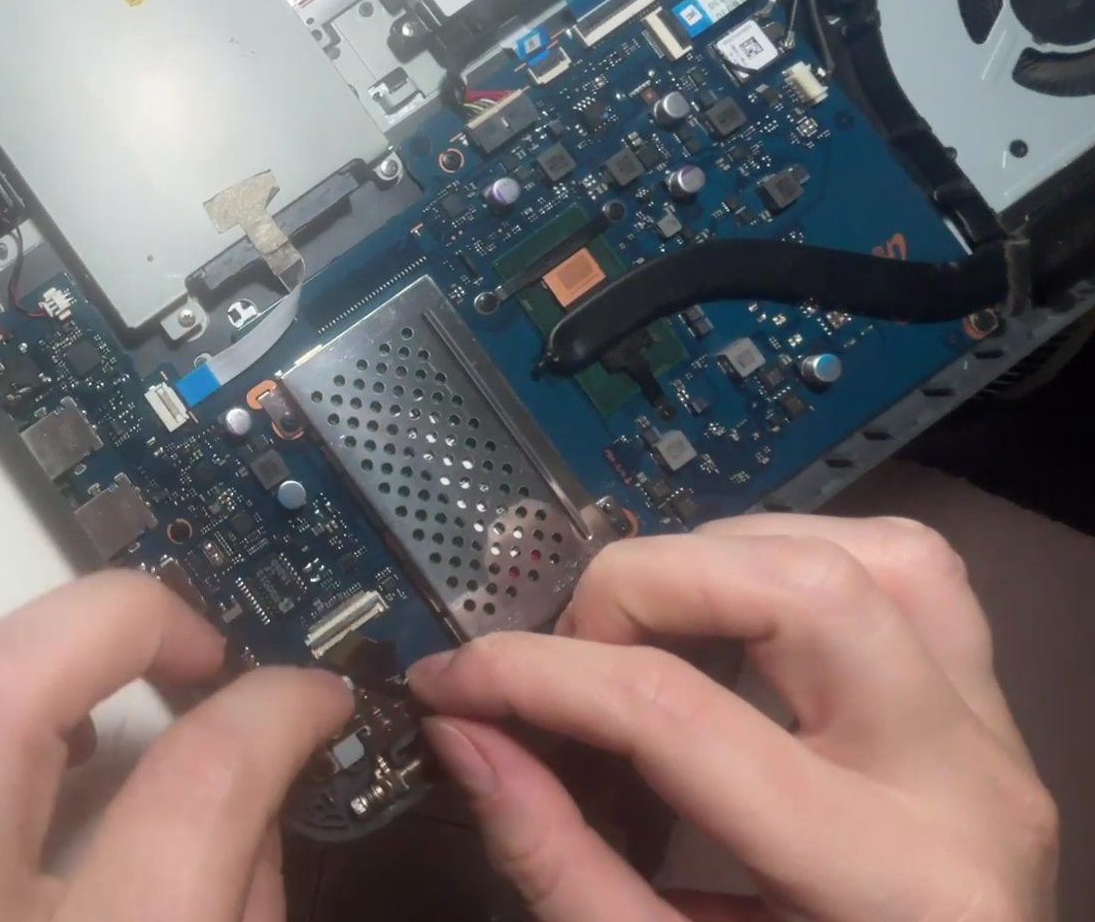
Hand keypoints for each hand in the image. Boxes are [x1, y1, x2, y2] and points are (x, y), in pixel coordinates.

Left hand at [0, 570, 352, 921]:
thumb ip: (239, 899)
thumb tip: (248, 762)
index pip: (197, 785)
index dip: (280, 709)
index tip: (313, 695)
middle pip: (1, 692)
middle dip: (121, 619)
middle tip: (194, 647)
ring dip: (15, 643)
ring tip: (93, 680)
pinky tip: (2, 736)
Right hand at [409, 514, 1058, 920]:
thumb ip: (550, 856)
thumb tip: (459, 730)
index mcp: (893, 883)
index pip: (668, 710)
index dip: (526, 674)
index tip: (446, 681)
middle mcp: (963, 784)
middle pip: (797, 590)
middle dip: (633, 589)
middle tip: (567, 649)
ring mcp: (989, 731)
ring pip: (861, 555)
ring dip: (715, 557)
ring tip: (640, 617)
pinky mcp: (980, 702)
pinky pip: (902, 565)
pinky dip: (783, 553)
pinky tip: (718, 603)